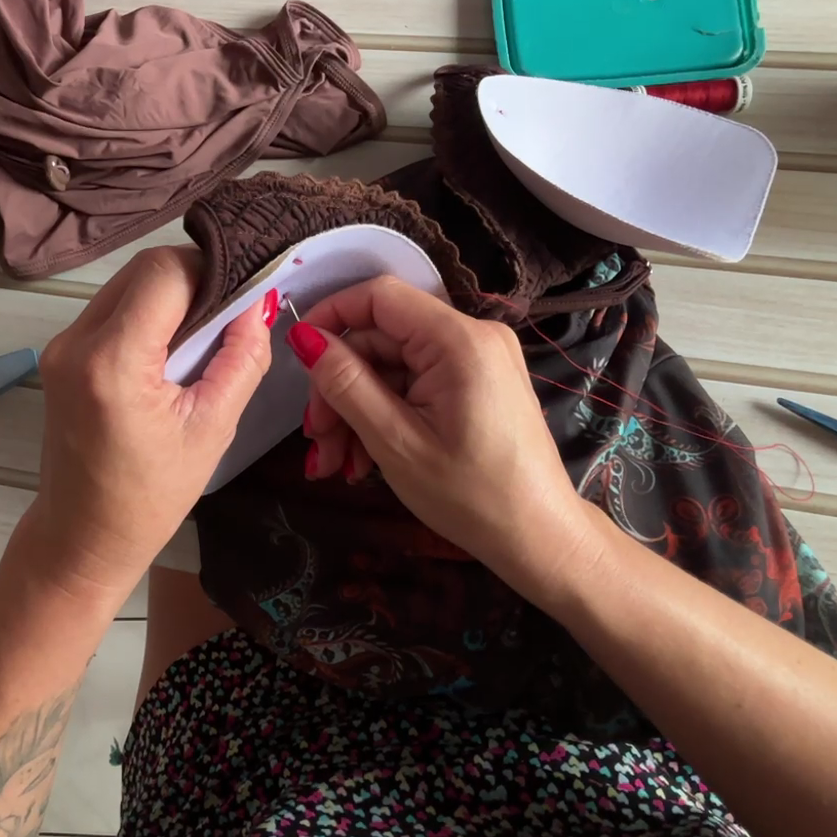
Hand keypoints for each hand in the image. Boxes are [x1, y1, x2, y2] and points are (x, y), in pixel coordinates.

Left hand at [30, 247, 274, 596]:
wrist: (82, 537)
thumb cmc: (151, 497)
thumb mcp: (213, 429)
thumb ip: (242, 358)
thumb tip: (260, 301)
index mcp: (113, 363)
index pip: (165, 272)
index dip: (212, 270)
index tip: (245, 294)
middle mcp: (76, 341)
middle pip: (143, 268)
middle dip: (194, 276)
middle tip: (229, 313)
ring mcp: (61, 344)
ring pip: (126, 282)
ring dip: (170, 292)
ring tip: (202, 333)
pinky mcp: (60, 352)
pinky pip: (112, 306)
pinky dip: (148, 310)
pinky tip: (170, 347)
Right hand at [291, 276, 608, 600]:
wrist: (539, 540)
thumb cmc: (470, 496)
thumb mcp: (394, 441)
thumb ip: (345, 383)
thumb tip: (302, 337)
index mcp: (458, 340)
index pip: (379, 295)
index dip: (330, 315)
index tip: (296, 354)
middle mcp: (470, 336)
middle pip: (379, 339)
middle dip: (338, 388)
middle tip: (316, 442)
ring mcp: (474, 360)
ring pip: (390, 367)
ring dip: (354, 411)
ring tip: (336, 465)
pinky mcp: (473, 383)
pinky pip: (412, 385)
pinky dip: (382, 417)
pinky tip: (363, 460)